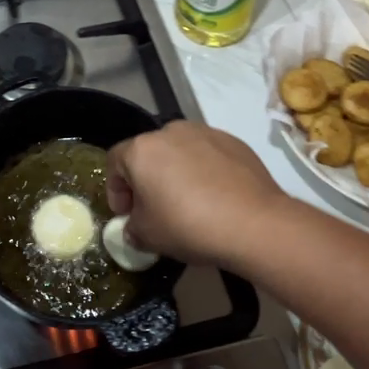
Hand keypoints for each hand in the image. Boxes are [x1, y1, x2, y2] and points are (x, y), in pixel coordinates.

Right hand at [107, 121, 289, 267]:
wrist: (254, 222)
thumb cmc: (188, 225)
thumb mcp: (148, 236)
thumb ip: (133, 228)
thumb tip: (135, 227)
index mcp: (142, 150)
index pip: (115, 163)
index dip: (115, 190)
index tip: (126, 215)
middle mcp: (170, 131)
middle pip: (148, 154)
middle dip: (147, 180)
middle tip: (155, 210)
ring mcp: (204, 133)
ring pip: (179, 152)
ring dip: (176, 173)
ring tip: (189, 203)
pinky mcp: (233, 141)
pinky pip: (208, 155)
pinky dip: (204, 172)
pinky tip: (215, 197)